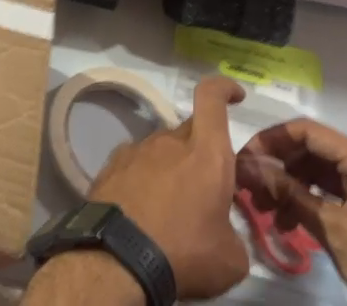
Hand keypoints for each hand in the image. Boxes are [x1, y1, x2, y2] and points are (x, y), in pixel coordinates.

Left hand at [88, 77, 249, 300]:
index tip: (235, 95)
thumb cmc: (185, 252)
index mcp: (206, 154)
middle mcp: (169, 142)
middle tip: (208, 190)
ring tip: (174, 209)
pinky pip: (138, 163)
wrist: (117, 257)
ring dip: (173, 169)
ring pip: (163, 149)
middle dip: (203, 153)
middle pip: (191, 132)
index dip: (223, 88)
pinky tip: (145, 209)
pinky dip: (146, 178)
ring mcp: (136, 149)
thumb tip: (222, 230)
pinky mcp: (111, 164)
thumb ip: (234, 231)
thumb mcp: (231, 257)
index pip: (211, 98)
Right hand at [237, 119, 346, 305]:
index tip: (243, 160)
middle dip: (278, 168)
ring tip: (266, 214)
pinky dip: (309, 206)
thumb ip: (289, 193)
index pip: (309, 131)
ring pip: (321, 178)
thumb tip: (248, 166)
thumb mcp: (334, 230)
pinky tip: (290, 225)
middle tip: (249, 190)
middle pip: (313, 153)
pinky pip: (334, 199)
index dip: (272, 140)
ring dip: (290, 190)